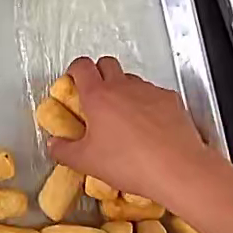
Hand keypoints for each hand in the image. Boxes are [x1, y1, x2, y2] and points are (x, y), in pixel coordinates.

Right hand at [47, 56, 225, 213]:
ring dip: (123, 89)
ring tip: (123, 116)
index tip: (73, 80)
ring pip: (131, 79)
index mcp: (97, 96)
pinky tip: (149, 126)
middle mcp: (123, 86)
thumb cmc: (129, 163)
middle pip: (106, 63)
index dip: (74, 70)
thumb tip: (55, 145)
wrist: (177, 169)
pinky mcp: (170, 99)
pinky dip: (147, 103)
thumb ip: (64, 151)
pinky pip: (153, 93)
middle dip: (98, 73)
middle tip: (95, 96)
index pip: (81, 66)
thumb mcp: (86, 162)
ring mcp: (149, 90)